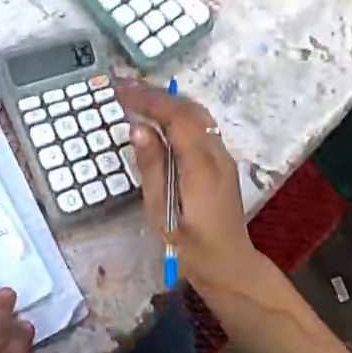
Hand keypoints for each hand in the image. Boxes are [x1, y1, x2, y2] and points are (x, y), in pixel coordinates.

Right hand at [113, 81, 269, 295]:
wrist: (229, 265)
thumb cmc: (191, 245)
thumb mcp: (162, 211)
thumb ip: (151, 167)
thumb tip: (138, 128)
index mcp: (202, 166)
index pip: (177, 118)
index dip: (149, 100)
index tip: (122, 91)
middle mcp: (218, 154)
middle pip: (190, 109)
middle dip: (158, 94)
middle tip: (126, 88)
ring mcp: (223, 157)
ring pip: (199, 115)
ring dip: (169, 102)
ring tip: (139, 97)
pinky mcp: (222, 163)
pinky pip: (202, 127)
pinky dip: (179, 115)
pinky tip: (160, 119)